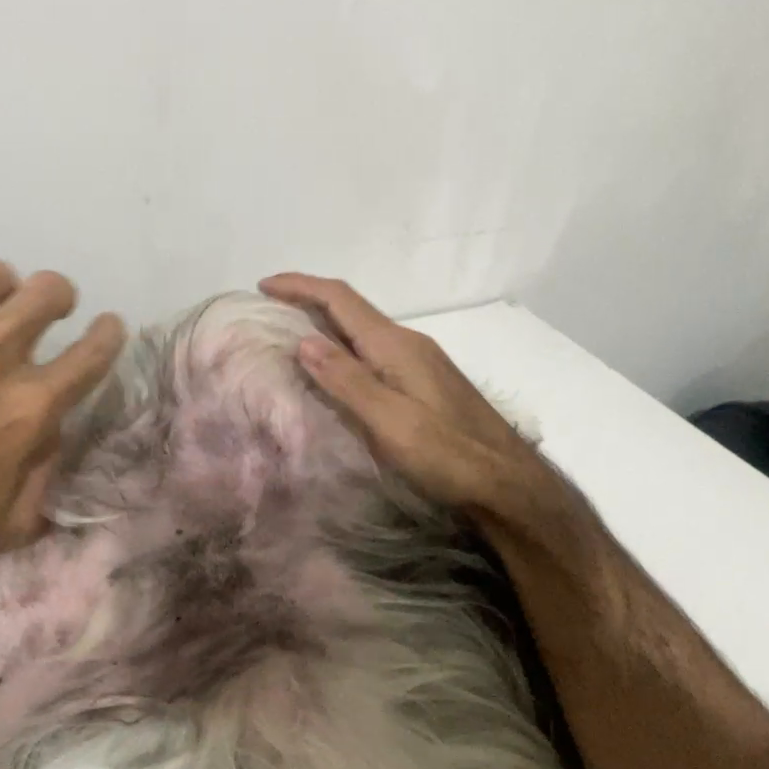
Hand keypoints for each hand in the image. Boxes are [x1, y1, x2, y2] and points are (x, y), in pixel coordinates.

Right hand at [258, 273, 567, 515]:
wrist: (506, 482)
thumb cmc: (447, 454)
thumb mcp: (389, 421)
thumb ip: (346, 380)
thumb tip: (303, 340)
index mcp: (395, 346)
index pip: (340, 299)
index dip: (300, 286)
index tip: (262, 286)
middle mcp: (408, 343)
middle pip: (351, 309)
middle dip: (308, 301)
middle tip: (269, 312)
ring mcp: (419, 362)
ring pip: (362, 331)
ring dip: (325, 325)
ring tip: (290, 338)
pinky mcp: (424, 382)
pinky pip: (373, 352)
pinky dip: (343, 349)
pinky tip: (333, 372)